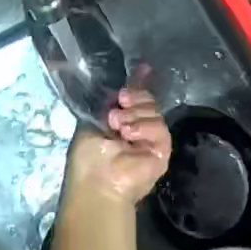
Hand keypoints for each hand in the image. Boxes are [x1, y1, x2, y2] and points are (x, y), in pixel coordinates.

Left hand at [63, 67, 170, 210]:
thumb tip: (120, 83)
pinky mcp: (162, 150)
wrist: (97, 182)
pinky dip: (143, 128)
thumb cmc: (88, 154)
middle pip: (147, 99)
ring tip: (118, 127)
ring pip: (154, 111)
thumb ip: (108, 100)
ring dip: (133, 115)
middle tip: (118, 105)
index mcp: (120, 118)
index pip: (135, 96)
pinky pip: (160, 129)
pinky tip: (130, 136)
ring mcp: (150, 139)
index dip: (140, 82)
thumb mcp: (93, 120)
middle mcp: (137, 126)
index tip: (145, 67)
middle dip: (133, 97)